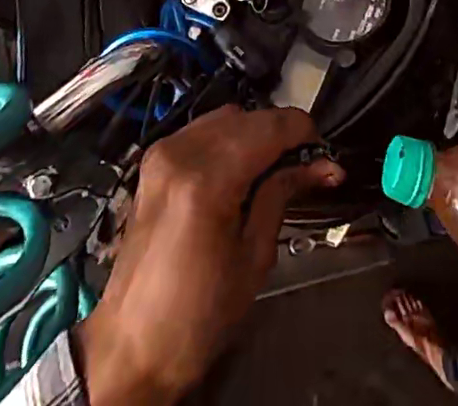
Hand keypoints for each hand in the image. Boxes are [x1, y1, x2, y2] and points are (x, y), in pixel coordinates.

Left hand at [76, 106, 345, 404]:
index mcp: (206, 180)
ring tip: (275, 168)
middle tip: (307, 166)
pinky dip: (228, 138)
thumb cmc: (200, 314)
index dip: (304, 132)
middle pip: (247, 116)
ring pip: (224, 117)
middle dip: (282, 133)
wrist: (133, 341)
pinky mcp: (152, 161)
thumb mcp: (254, 257)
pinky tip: (241, 168)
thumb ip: (282, 195)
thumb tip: (322, 166)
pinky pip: (201, 130)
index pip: (268, 127)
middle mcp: (180, 153)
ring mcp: (162, 153)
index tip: (325, 154)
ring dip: (255, 132)